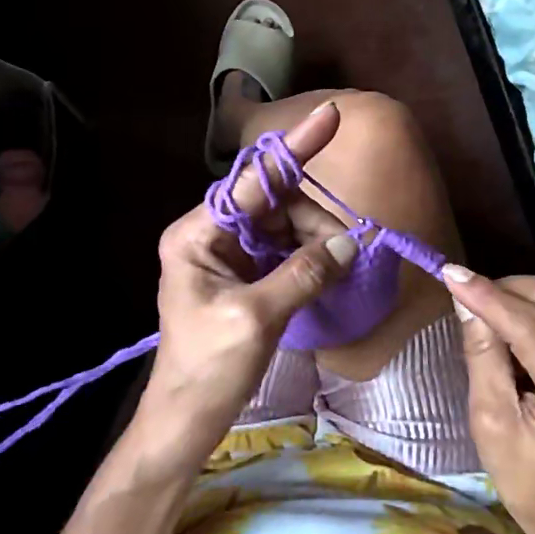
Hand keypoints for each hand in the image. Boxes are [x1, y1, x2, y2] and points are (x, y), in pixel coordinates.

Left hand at [134, 102, 357, 474]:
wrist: (186, 418)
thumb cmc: (208, 369)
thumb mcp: (256, 319)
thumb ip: (302, 275)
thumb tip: (348, 244)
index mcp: (196, 235)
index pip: (252, 183)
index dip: (294, 149)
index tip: (330, 115)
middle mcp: (209, 235)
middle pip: (272, 203)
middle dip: (313, 219)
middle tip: (348, 250)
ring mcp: (226, 257)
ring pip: (281, 227)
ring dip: (314, 240)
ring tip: (340, 267)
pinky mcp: (242, 278)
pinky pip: (281, 253)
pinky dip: (307, 258)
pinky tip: (328, 270)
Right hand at [443, 271, 534, 533]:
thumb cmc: (521, 471)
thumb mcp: (489, 419)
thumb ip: (483, 355)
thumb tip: (465, 299)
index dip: (490, 296)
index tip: (450, 273)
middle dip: (507, 288)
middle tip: (468, 298)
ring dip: (520, 296)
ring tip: (489, 318)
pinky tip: (514, 332)